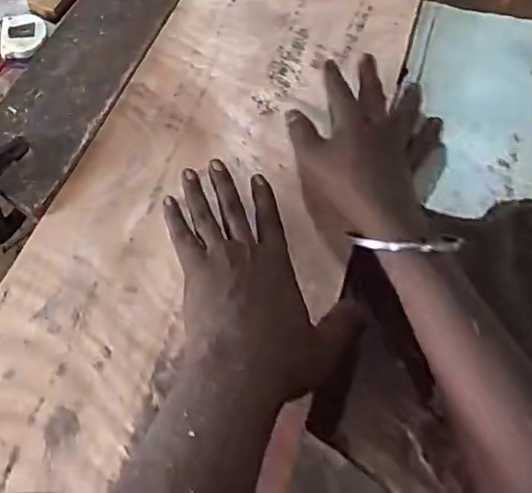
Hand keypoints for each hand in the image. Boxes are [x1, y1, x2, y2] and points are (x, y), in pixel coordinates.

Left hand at [162, 160, 361, 403]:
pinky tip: (167, 202)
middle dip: (225, 185)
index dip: (264, 199)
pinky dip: (174, 218)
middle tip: (215, 163)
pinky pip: (182, 235)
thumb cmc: (282, 360)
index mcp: (277, 264)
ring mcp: (218, 257)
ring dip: (197, 193)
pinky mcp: (194, 268)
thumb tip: (363, 307)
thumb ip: (343, 323)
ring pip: (206, 216)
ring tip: (189, 173)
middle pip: (234, 211)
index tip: (257, 177)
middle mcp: (247, 253)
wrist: (239, 368)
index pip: (271, 222)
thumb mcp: (324, 346)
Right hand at [286, 54, 441, 239]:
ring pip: (404, 118)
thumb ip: (302, 134)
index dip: (333, 79)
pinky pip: (422, 147)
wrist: (384, 219)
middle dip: (369, 78)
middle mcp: (376, 130)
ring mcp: (397, 148)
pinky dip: (428, 136)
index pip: (339, 95)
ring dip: (408, 101)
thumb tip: (293, 111)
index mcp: (350, 125)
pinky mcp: (410, 167)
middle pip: (374, 98)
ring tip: (414, 86)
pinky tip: (435, 128)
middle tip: (368, 58)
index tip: (330, 61)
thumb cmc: (343, 185)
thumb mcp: (311, 159)